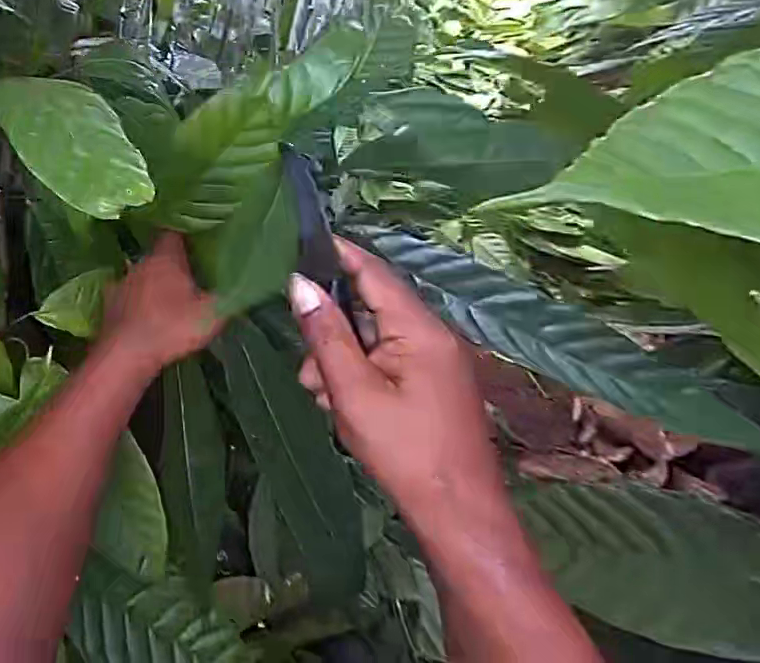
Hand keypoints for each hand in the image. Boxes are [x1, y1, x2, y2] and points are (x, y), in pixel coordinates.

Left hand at [100, 233, 223, 370]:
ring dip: (154, 282)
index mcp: (166, 257)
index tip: (199, 240)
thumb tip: (240, 287)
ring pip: (143, 274)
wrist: (125, 354)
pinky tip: (146, 313)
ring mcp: (122, 281)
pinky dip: (137, 300)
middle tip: (191, 273)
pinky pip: (128, 295)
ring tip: (170, 297)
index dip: (187, 235)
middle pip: (159, 254)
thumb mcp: (210, 315)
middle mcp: (141, 262)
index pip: (175, 233)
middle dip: (174, 262)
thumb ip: (226, 298)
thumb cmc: (170, 327)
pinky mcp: (110, 302)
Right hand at [290, 237, 499, 510]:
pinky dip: (358, 373)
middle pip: (368, 308)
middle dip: (330, 329)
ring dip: (340, 358)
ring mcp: (435, 360)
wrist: (460, 519)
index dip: (337, 252)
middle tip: (306, 365)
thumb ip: (325, 333)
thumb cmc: (405, 451)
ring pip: (372, 337)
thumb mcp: (353, 390)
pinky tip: (341, 404)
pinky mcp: (431, 382)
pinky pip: (385, 360)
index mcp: (419, 329)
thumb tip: (299, 282)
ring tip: (321, 394)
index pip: (373, 271)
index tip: (300, 242)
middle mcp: (432, 335)